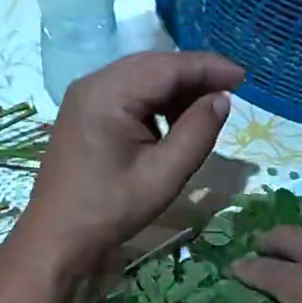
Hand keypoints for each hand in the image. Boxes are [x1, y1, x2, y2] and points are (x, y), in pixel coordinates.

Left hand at [13, 52, 243, 270]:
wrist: (57, 237)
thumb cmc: (109, 210)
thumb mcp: (163, 175)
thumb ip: (197, 132)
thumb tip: (222, 97)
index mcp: (108, 94)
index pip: (168, 66)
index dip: (209, 68)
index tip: (244, 77)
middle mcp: (92, 83)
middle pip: (153, 65)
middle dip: (194, 76)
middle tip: (230, 93)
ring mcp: (83, 96)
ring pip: (140, 77)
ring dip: (174, 89)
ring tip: (203, 113)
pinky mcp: (82, 111)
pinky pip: (125, 92)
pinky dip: (153, 101)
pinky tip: (170, 123)